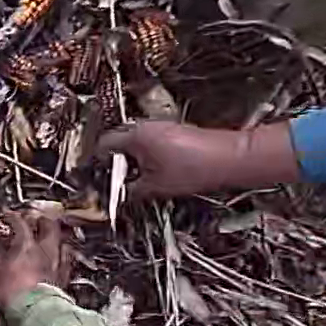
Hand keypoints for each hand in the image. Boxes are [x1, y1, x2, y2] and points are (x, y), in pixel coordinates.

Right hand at [0, 208, 69, 306]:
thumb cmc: (13, 293)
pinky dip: (62, 258)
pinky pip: (66, 262)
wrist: (34, 312)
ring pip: (61, 242)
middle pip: (48, 226)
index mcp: (25, 245)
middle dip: (42, 221)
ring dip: (55, 238)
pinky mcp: (63, 279)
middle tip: (37, 220)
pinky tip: (60, 260)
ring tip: (51, 238)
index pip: (20, 223)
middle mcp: (44, 251)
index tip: (8, 216)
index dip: (12, 217)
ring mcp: (56, 264)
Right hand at [96, 121, 300, 199]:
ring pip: (133, 145)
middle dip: (112, 163)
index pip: (103, 145)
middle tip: (111, 183)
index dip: (96, 162)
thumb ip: (130, 191)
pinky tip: (149, 174)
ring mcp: (160, 128)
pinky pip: (147, 145)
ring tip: (130, 181)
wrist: (231, 159)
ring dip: (129, 162)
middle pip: (116, 144)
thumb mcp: (154, 187)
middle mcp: (145, 127)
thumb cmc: (193, 169)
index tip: (94, 176)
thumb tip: (117, 198)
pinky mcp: (172, 133)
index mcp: (135, 135)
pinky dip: (144, 159)